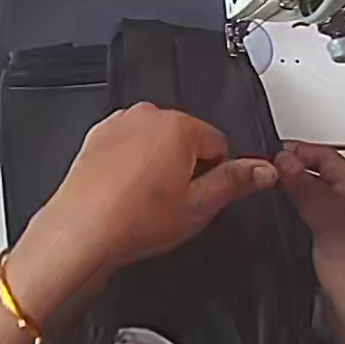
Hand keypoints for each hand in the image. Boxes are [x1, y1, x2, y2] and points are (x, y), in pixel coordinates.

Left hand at [8, 104, 278, 320]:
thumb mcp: (198, 206)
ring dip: (158, 162)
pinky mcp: (99, 134)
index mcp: (179, 126)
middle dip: (186, 165)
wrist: (81, 228)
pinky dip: (131, 161)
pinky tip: (126, 190)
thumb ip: (235, 182)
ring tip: (146, 198)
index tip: (201, 193)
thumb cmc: (133, 218)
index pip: (218, 142)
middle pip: (186, 138)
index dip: (214, 173)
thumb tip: (262, 170)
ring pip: (156, 140)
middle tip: (173, 200)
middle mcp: (149, 115)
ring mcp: (121, 122)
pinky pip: (128, 143)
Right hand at [275, 142, 344, 343]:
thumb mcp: (335, 231)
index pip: (327, 158)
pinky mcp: (337, 261)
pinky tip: (276, 226)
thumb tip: (287, 161)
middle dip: (291, 172)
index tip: (266, 155)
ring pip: (314, 204)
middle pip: (320, 178)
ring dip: (291, 197)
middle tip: (259, 172)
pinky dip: (293, 223)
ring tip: (262, 193)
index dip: (297, 152)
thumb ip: (309, 194)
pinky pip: (310, 231)